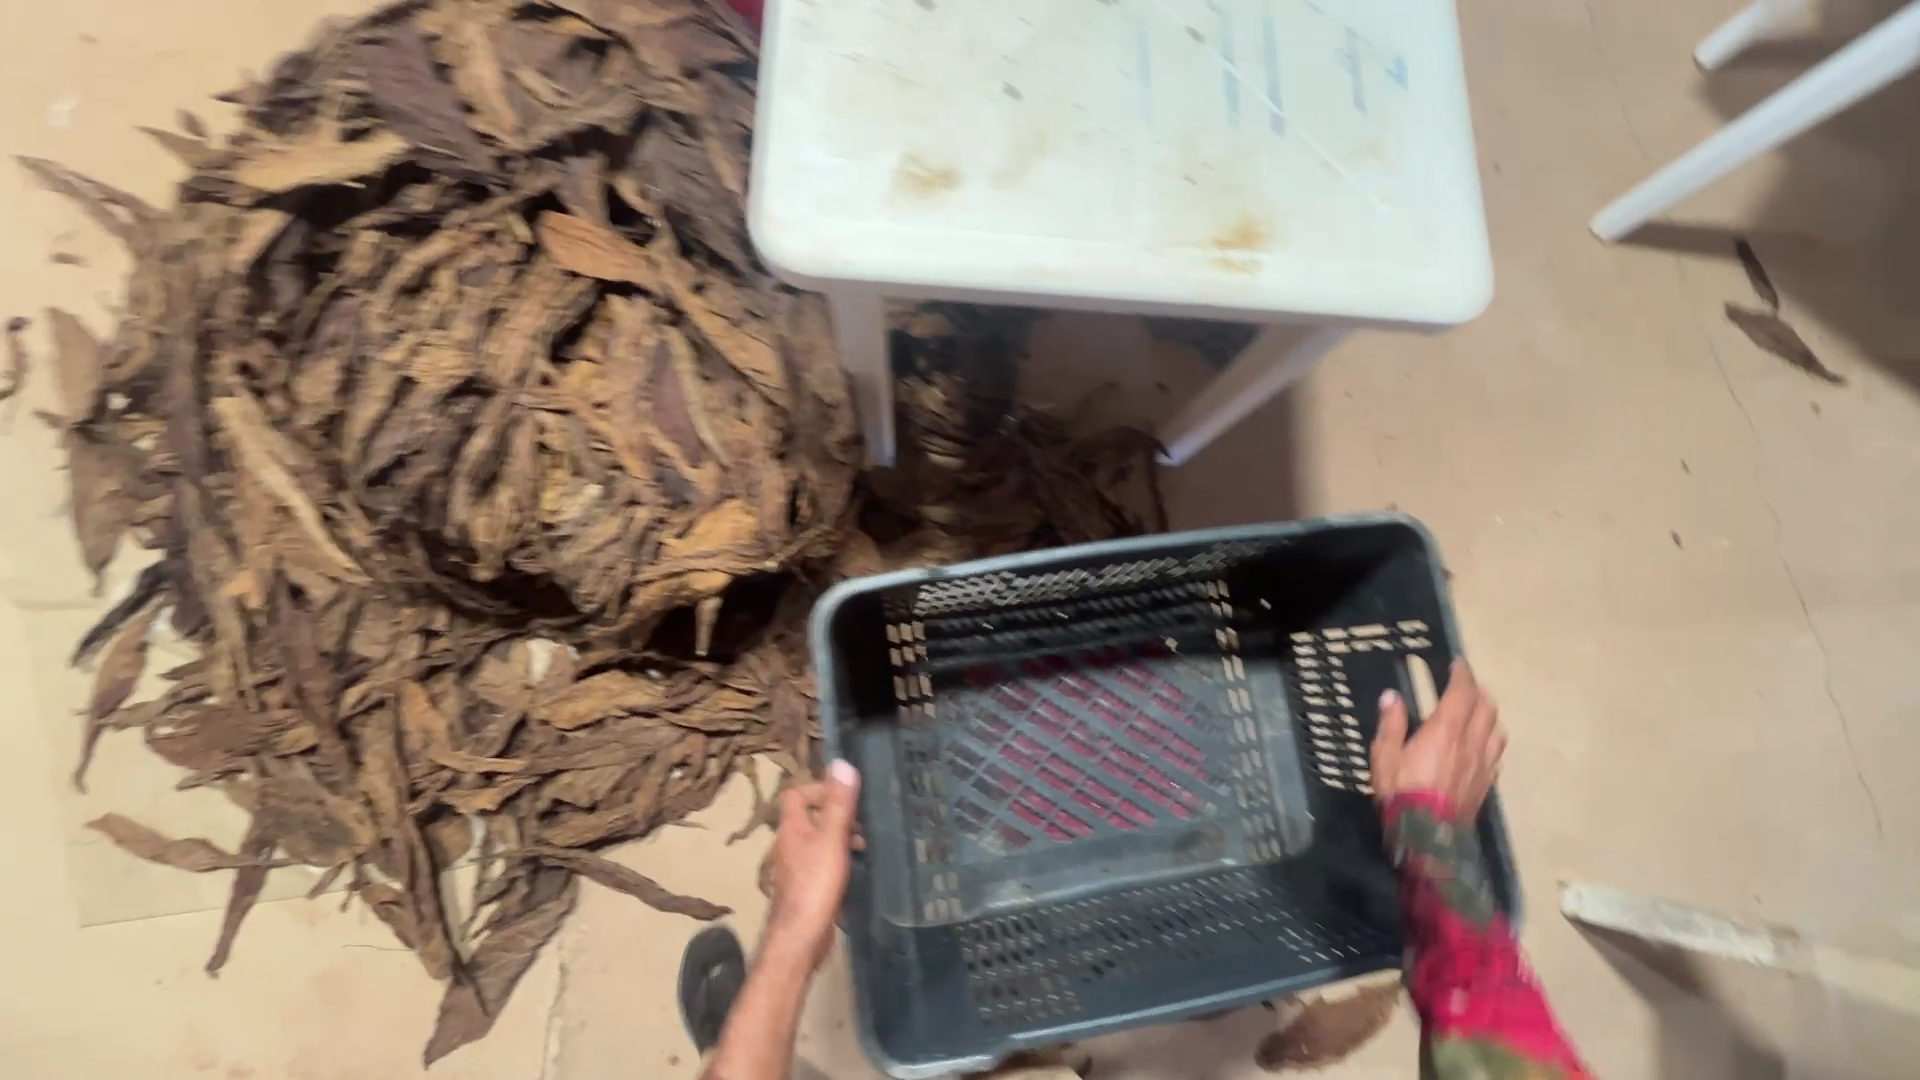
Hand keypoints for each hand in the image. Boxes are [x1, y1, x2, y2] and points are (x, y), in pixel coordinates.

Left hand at [763, 760, 860, 969]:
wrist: (800, 939)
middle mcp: (789, 844)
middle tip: (862, 821)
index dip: (819, 788)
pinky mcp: (805, 887)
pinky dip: (838, 858)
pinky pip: (822, 862)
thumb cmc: (815, 885)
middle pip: (809, 816)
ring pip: (817, 840)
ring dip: (840, 837)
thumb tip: (842, 763)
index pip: (796, 794)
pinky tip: (855, 869)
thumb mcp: (831, 838)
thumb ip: (838, 803)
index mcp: (792, 828)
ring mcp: (796, 868)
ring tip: (864, 844)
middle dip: (836, 813)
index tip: (845, 795)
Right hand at [1371, 659, 1505, 817]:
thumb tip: (1391, 696)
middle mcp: (1471, 743)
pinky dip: (1490, 738)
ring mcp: (1484, 764)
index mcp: (1445, 731)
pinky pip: (1496, 752)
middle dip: (1478, 691)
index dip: (1462, 675)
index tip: (1457, 664)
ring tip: (1477, 710)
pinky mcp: (1487, 782)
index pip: (1462, 694)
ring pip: (1497, 730)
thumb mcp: (1384, 754)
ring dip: (1489, 713)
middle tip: (1465, 684)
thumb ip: (1391, 723)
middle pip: (1486, 709)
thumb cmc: (1401, 791)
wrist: (1427, 836)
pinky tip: (1480, 742)